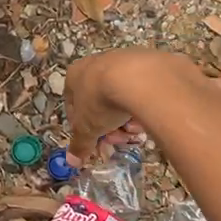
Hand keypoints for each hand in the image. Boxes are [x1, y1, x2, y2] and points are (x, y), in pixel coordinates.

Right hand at [65, 49, 194, 162]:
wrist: (139, 78)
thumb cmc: (101, 101)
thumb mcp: (86, 129)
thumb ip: (79, 145)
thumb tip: (72, 162)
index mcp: (75, 74)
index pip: (73, 105)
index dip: (82, 127)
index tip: (93, 140)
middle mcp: (96, 62)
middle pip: (99, 102)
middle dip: (108, 125)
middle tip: (117, 139)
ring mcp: (123, 58)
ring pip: (121, 96)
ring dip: (125, 117)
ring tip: (135, 129)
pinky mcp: (148, 60)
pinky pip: (141, 88)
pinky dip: (142, 104)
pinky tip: (148, 115)